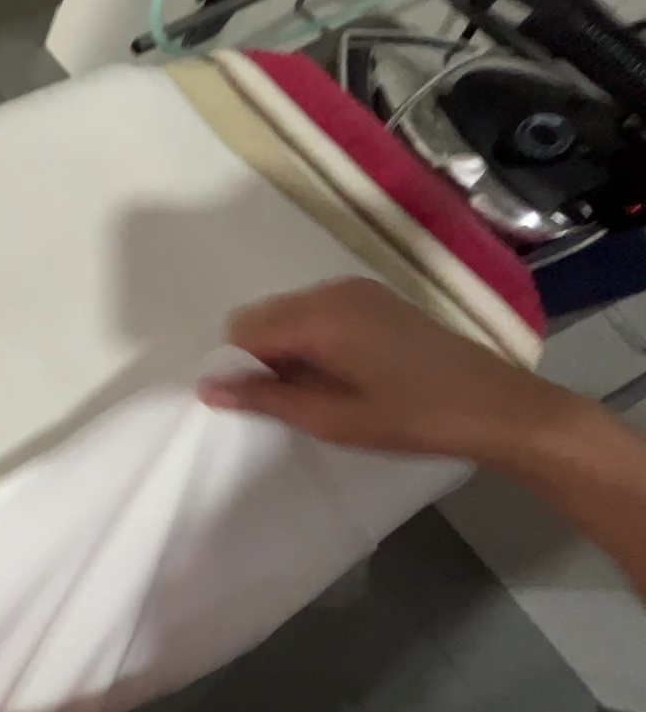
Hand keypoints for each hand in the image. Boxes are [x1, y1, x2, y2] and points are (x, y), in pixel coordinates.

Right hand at [198, 277, 590, 469]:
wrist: (506, 411)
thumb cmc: (413, 419)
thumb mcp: (329, 419)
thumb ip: (263, 397)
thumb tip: (205, 388)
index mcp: (321, 318)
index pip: (242, 333)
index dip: (235, 368)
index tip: (252, 401)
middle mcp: (333, 293)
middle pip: (258, 318)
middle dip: (255, 355)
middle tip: (284, 395)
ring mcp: (357, 292)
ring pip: (282, 314)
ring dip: (279, 347)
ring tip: (310, 385)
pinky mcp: (374, 299)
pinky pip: (311, 311)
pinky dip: (304, 337)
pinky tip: (332, 368)